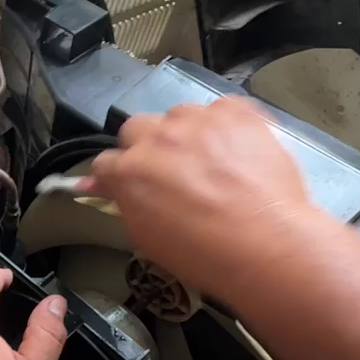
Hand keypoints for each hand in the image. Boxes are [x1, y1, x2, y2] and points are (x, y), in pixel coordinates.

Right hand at [86, 98, 331, 297]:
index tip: (129, 186)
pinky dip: (222, 124)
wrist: (264, 243)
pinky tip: (232, 149)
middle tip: (167, 172)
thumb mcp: (145, 235)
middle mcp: (157, 137)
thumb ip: (120, 201)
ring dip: (184, 133)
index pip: (105, 162)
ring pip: (177, 115)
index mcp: (128, 170)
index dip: (117, 176)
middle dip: (145, 146)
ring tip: (207, 160)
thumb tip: (95, 184)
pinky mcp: (237, 113)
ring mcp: (198, 121)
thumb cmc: (202, 252)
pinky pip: (220, 108)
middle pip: (136, 128)